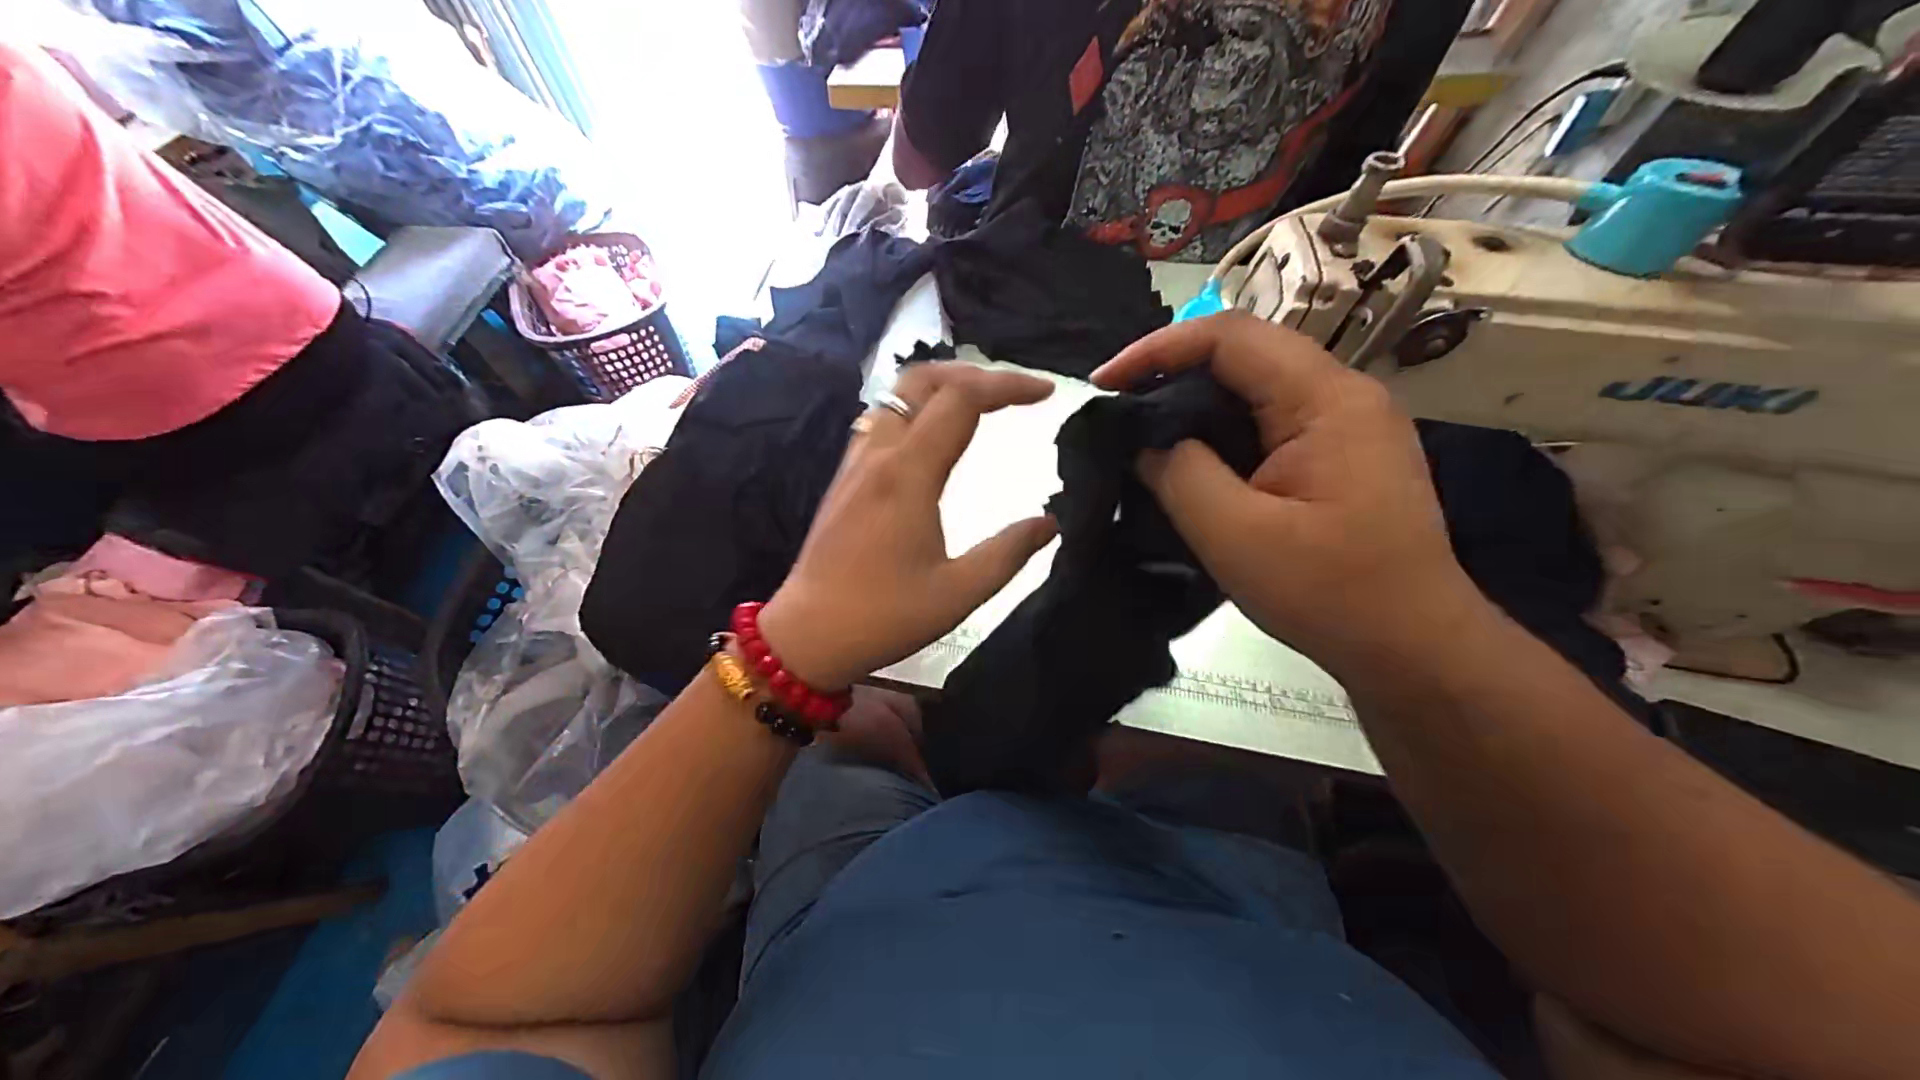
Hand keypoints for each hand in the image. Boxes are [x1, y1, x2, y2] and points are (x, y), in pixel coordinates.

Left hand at [758, 364, 1058, 688]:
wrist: (808, 634)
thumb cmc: (884, 616)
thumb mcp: (959, 593)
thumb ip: (1008, 553)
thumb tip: (1049, 523)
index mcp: (908, 474)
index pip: (962, 400)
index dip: (1008, 385)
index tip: (1046, 394)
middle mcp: (878, 454)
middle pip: (923, 380)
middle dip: (973, 374)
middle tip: (1012, 392)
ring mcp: (855, 463)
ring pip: (897, 395)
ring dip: (941, 387)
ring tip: (980, 405)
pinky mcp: (844, 479)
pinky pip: (881, 419)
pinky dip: (916, 409)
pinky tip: (933, 436)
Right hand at [1092, 313, 1488, 674]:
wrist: (1413, 648)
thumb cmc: (1330, 592)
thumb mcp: (1236, 536)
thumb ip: (1180, 475)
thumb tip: (1145, 443)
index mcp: (1326, 399)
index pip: (1231, 336)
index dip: (1157, 348)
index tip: (1104, 384)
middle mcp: (1342, 396)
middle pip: (1244, 354)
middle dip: (1171, 372)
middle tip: (1116, 410)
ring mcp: (1346, 426)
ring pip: (1254, 388)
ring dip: (1193, 403)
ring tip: (1141, 433)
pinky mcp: (1339, 457)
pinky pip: (1267, 422)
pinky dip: (1219, 432)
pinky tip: (1189, 461)